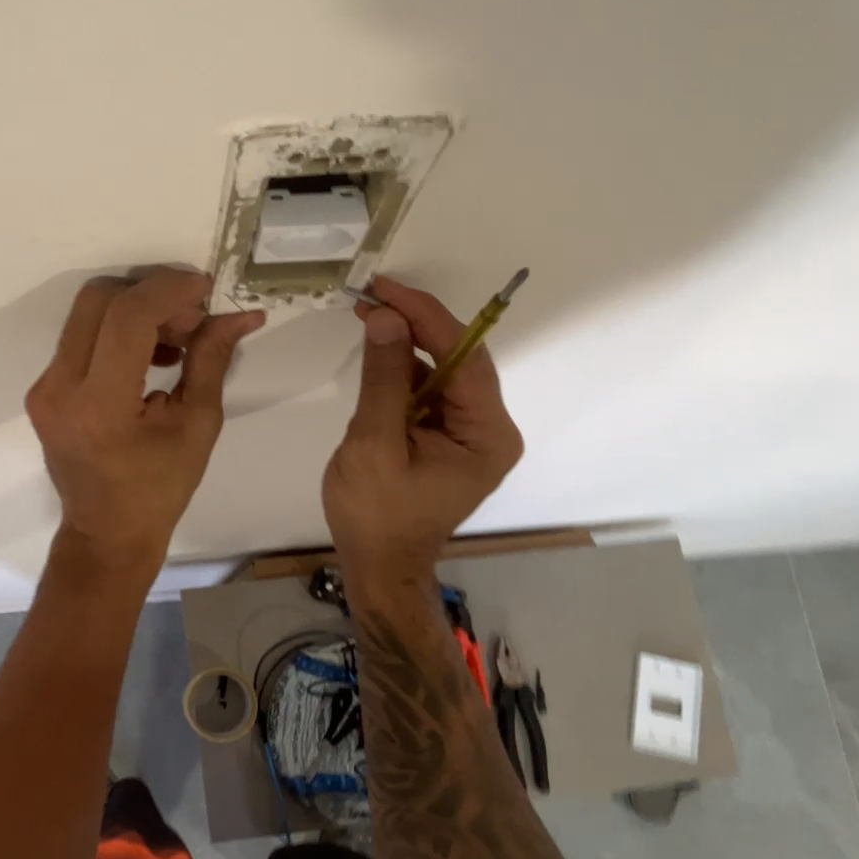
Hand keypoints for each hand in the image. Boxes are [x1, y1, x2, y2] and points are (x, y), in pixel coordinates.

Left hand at [26, 269, 265, 566]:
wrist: (107, 534)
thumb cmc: (159, 491)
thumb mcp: (197, 426)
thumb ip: (211, 360)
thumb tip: (240, 314)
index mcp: (99, 406)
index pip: (128, 317)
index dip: (170, 290)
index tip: (205, 290)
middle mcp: (59, 390)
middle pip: (98, 300)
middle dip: (151, 295)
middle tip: (191, 320)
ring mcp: (44, 389)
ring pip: (86, 314)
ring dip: (134, 311)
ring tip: (176, 343)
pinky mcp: (43, 391)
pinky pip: (79, 338)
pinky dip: (116, 332)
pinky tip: (151, 356)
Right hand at [322, 276, 523, 583]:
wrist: (379, 568)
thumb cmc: (376, 516)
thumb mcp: (372, 445)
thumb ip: (382, 380)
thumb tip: (385, 318)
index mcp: (487, 434)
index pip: (463, 357)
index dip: (425, 317)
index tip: (385, 289)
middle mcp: (490, 429)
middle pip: (458, 360)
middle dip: (415, 327)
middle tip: (371, 299)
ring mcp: (471, 435)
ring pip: (443, 373)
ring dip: (407, 348)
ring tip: (368, 320)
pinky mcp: (449, 440)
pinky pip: (431, 395)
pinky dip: (403, 376)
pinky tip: (378, 360)